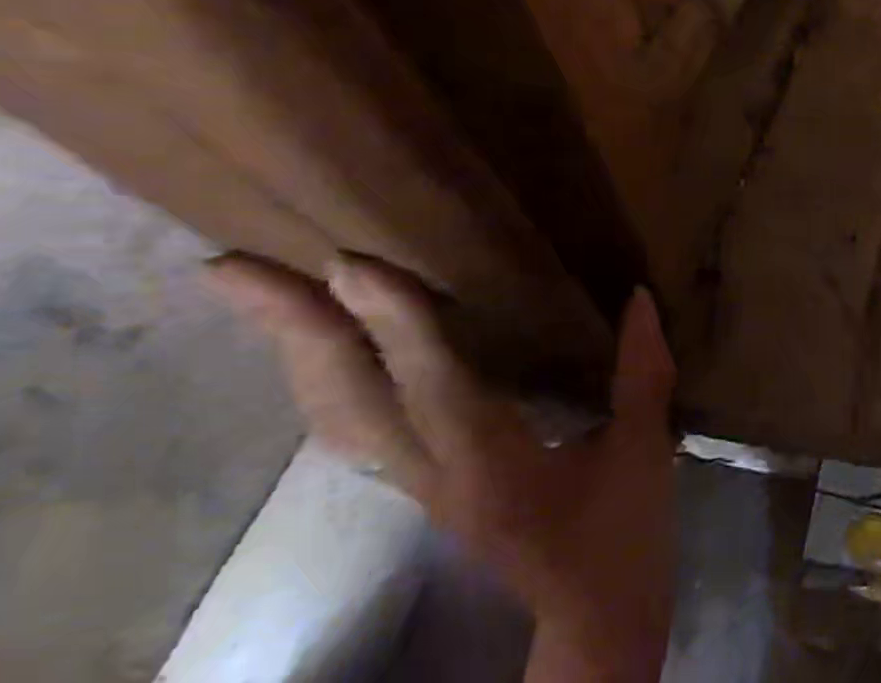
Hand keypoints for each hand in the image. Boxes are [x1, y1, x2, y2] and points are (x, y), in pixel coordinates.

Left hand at [205, 252, 675, 682]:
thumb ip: (641, 374)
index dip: (393, 322)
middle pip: (344, 402)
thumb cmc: (622, 537)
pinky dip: (330, 380)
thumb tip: (638, 299)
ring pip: (336, 417)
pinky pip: (357, 426)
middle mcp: (435, 474)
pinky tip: (328, 353)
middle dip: (292, 333)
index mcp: (491, 466)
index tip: (349, 263)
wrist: (596, 617)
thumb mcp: (643, 453)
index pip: (431, 382)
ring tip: (269, 297)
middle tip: (237, 270)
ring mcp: (421, 483)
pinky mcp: (427, 484)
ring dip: (298, 355)